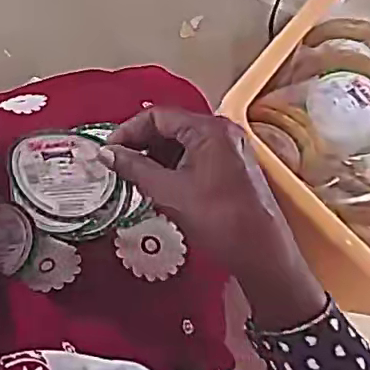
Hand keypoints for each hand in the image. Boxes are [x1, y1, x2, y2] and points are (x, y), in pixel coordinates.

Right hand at [103, 107, 327, 329]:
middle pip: (170, 126)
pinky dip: (172, 165)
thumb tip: (107, 154)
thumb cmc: (219, 220)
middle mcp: (222, 132)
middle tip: (118, 163)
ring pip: (181, 142)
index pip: (158, 116)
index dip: (128, 131)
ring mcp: (229, 149)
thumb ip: (133, 168)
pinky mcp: (231, 167)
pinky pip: (194, 156)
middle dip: (140, 144)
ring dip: (155, 156)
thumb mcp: (168, 192)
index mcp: (209, 129)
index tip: (109, 150)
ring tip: (134, 176)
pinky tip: (158, 184)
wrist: (261, 254)